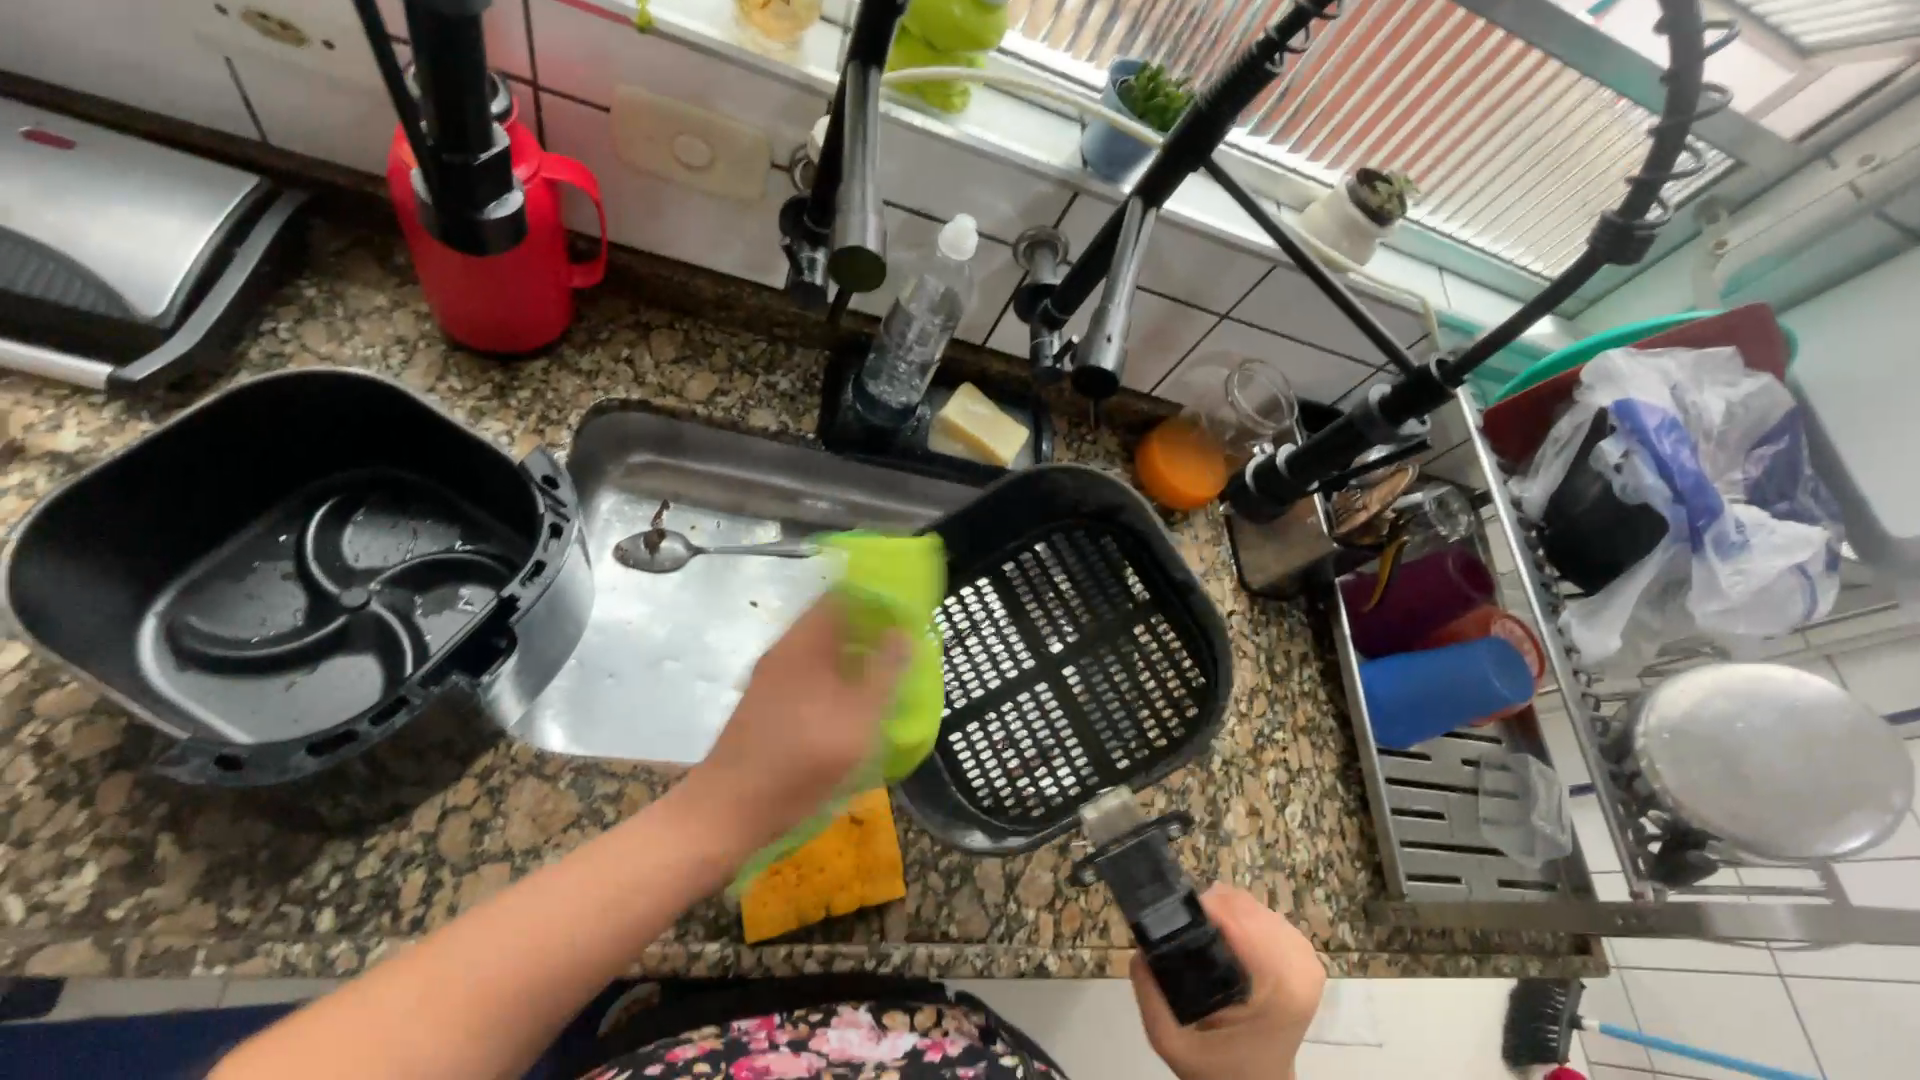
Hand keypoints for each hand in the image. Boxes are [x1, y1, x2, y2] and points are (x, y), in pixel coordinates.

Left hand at [684, 595, 910, 849]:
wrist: (729, 810)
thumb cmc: (799, 761)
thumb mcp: (858, 719)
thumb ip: (885, 673)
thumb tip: (904, 632)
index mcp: (804, 643)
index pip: (841, 595)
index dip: (875, 597)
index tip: (906, 611)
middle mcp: (784, 652)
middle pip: (831, 624)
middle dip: (868, 631)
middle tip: (904, 647)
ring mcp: (770, 679)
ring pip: (820, 653)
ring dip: (853, 659)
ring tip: (887, 678)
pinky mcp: (765, 706)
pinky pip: (809, 677)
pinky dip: (835, 681)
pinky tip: (853, 707)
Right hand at [1131, 885, 1325, 1079]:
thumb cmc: (1220, 1070)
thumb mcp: (1173, 1044)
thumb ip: (1152, 998)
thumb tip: (1140, 950)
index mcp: (1280, 988)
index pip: (1243, 921)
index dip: (1205, 909)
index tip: (1173, 917)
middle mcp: (1301, 967)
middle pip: (1249, 908)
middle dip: (1212, 908)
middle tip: (1181, 928)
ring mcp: (1308, 960)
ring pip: (1257, 907)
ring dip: (1226, 911)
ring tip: (1199, 933)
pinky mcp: (1306, 958)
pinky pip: (1268, 916)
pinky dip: (1242, 918)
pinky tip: (1226, 936)